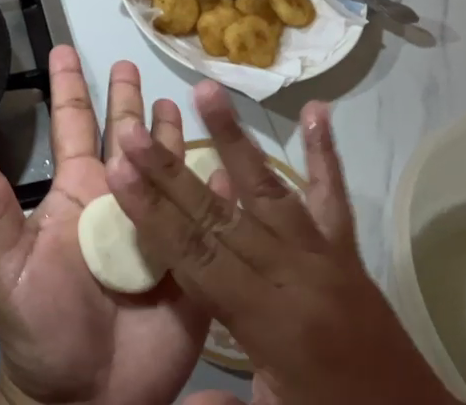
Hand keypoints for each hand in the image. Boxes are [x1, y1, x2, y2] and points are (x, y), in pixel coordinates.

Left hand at [0, 46, 207, 404]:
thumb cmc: (39, 327)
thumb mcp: (9, 260)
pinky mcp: (191, 263)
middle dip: (126, 99)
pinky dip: (218, 188)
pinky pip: (207, 218)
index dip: (70, 87)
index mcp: (74, 195)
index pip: (72, 126)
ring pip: (168, 167)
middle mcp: (116, 201)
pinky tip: (228, 163)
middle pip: (125, 137)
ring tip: (180, 98)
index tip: (65, 49)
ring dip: (171, 134)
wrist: (84, 398)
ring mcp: (155, 229)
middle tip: (130, 61)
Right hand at [107, 82, 457, 404]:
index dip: (153, 214)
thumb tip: (181, 399)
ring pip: (270, 189)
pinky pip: (334, 198)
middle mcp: (294, 278)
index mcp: (270, 323)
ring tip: (205, 91)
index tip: (116, 171)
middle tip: (132, 130)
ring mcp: (325, 259)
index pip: (197, 257)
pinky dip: (325, 153)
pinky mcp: (349, 255)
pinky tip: (317, 112)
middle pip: (220, 216)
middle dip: (170, 172)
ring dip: (233, 138)